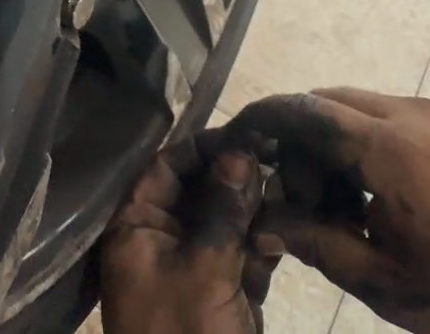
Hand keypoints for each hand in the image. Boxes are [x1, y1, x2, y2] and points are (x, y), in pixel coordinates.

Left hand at [99, 131, 276, 333]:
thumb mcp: (204, 269)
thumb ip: (222, 209)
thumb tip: (239, 152)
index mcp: (136, 230)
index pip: (165, 168)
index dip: (203, 147)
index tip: (247, 132)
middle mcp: (160, 242)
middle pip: (197, 191)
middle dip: (236, 174)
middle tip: (278, 152)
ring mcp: (192, 271)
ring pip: (224, 221)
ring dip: (255, 204)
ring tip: (293, 178)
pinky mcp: (223, 297)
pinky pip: (241, 255)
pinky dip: (264, 240)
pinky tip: (292, 219)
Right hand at [226, 89, 429, 333]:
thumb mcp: (387, 281)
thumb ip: (316, 243)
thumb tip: (259, 219)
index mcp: (385, 145)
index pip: (299, 111)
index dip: (259, 123)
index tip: (234, 146)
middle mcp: (405, 112)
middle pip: (322, 103)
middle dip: (294, 141)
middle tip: (289, 197)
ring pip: (351, 107)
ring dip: (326, 143)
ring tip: (331, 207)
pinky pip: (382, 117)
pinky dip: (357, 144)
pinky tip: (368, 198)